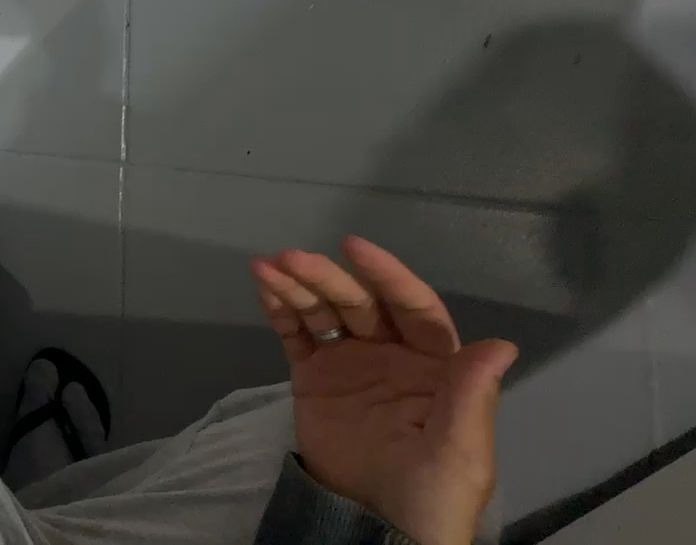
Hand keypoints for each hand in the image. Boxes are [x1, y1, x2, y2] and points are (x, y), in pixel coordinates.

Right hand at [252, 238, 518, 544]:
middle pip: (357, 303)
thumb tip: (500, 344)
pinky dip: (278, 307)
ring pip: (321, 310)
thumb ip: (470, 397)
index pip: (412, 309)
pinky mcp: (311, 374)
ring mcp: (347, 362)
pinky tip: (264, 287)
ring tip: (265, 267)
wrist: (368, 522)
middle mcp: (389, 354)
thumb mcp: (459, 453)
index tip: (354, 247)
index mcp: (433, 368)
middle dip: (324, 276)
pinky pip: (294, 332)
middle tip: (289, 258)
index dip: (387, 276)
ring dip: (295, 284)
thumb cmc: (428, 492)